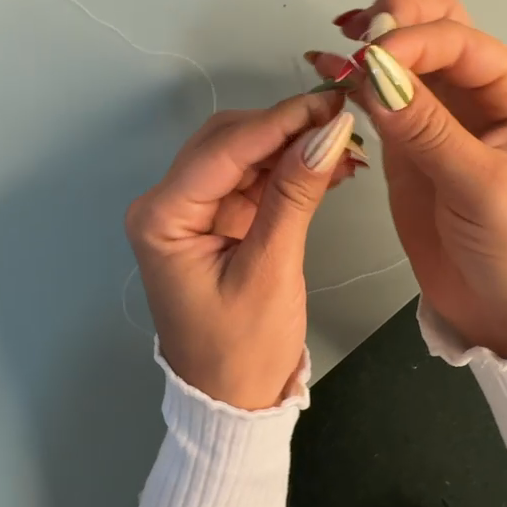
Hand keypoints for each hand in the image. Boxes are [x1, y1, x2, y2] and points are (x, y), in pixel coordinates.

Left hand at [125, 94, 359, 409]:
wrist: (232, 403)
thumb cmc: (241, 351)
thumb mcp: (271, 271)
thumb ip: (294, 196)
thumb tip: (327, 134)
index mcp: (162, 218)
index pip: (221, 150)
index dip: (277, 121)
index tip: (329, 103)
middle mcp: (167, 205)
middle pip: (226, 143)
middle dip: (283, 128)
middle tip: (341, 120)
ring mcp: (190, 211)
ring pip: (241, 156)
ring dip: (290, 147)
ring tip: (344, 143)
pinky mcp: (215, 221)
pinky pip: (250, 181)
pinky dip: (287, 171)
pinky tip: (327, 165)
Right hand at [311, 0, 506, 357]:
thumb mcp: (487, 191)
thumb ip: (430, 132)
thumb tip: (374, 74)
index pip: (461, 43)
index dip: (412, 41)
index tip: (367, 60)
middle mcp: (481, 95)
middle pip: (438, 28)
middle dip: (395, 20)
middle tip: (354, 36)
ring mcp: (441, 119)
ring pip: (405, 58)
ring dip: (371, 46)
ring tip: (334, 57)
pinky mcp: (407, 147)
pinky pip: (379, 100)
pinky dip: (354, 84)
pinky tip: (328, 76)